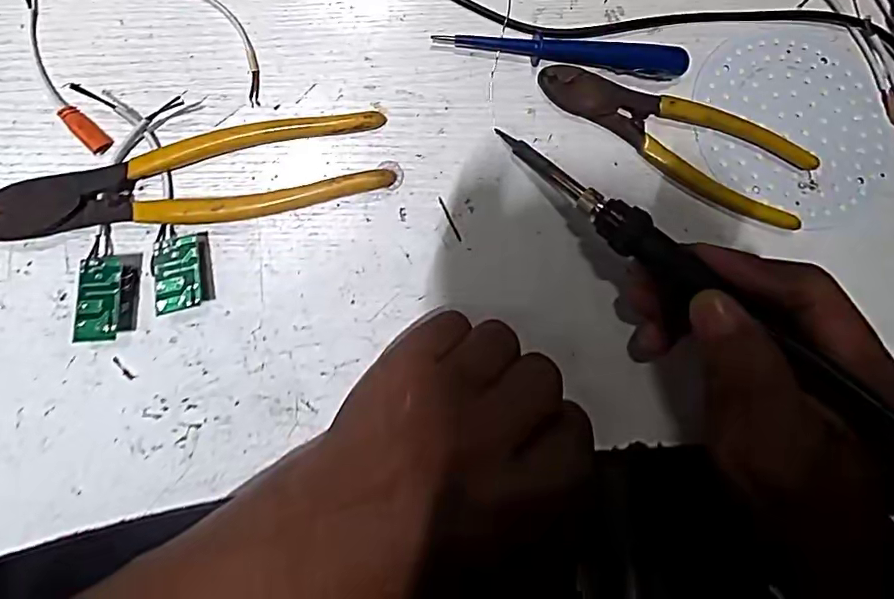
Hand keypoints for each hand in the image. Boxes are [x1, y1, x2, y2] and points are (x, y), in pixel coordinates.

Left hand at [324, 311, 594, 569]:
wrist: (318, 547)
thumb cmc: (392, 568)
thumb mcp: (498, 571)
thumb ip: (543, 515)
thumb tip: (563, 478)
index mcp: (514, 498)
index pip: (575, 434)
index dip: (561, 434)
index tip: (547, 435)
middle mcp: (482, 437)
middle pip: (541, 374)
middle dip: (526, 393)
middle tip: (504, 410)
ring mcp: (439, 391)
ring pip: (498, 338)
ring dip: (488, 362)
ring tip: (469, 386)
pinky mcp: (402, 362)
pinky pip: (449, 322)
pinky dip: (447, 340)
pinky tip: (437, 369)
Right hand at [623, 245, 893, 596]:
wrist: (805, 565)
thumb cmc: (797, 509)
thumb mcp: (770, 441)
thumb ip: (746, 369)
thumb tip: (711, 300)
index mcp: (857, 366)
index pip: (803, 291)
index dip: (742, 269)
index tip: (685, 262)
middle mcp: (833, 355)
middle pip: (764, 295)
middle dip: (699, 286)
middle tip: (646, 290)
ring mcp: (799, 364)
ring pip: (740, 309)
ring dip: (686, 305)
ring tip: (645, 316)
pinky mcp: (769, 373)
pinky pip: (728, 332)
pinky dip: (690, 328)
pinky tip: (661, 339)